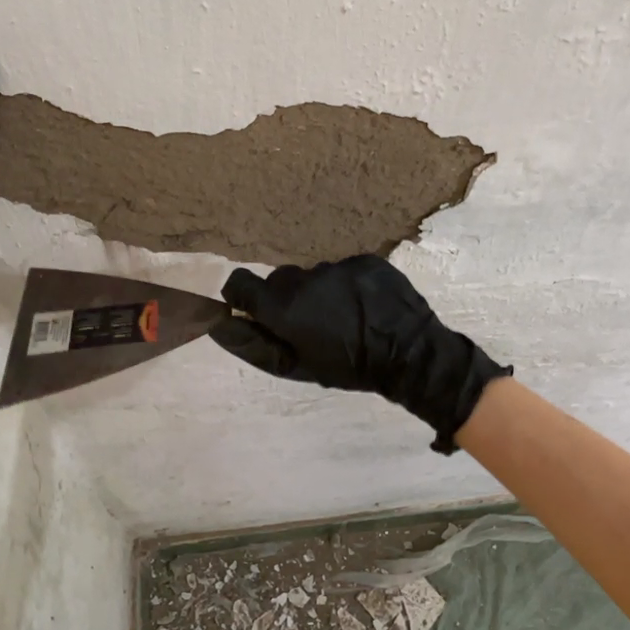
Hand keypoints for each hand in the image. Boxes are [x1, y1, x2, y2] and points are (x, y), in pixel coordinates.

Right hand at [209, 255, 509, 452]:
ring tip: (345, 317)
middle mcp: (305, 279)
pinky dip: (349, 286)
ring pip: (314, 276)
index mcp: (283, 306)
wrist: (410, 354)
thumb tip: (219, 324)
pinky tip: (366, 306)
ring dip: (320, 292)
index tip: (252, 309)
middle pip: (280, 280)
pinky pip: (345, 270)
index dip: (241, 296)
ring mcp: (337, 266)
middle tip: (309, 323)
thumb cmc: (349, 369)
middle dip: (286, 298)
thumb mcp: (298, 366)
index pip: (240, 283)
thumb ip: (255, 343)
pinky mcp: (365, 260)